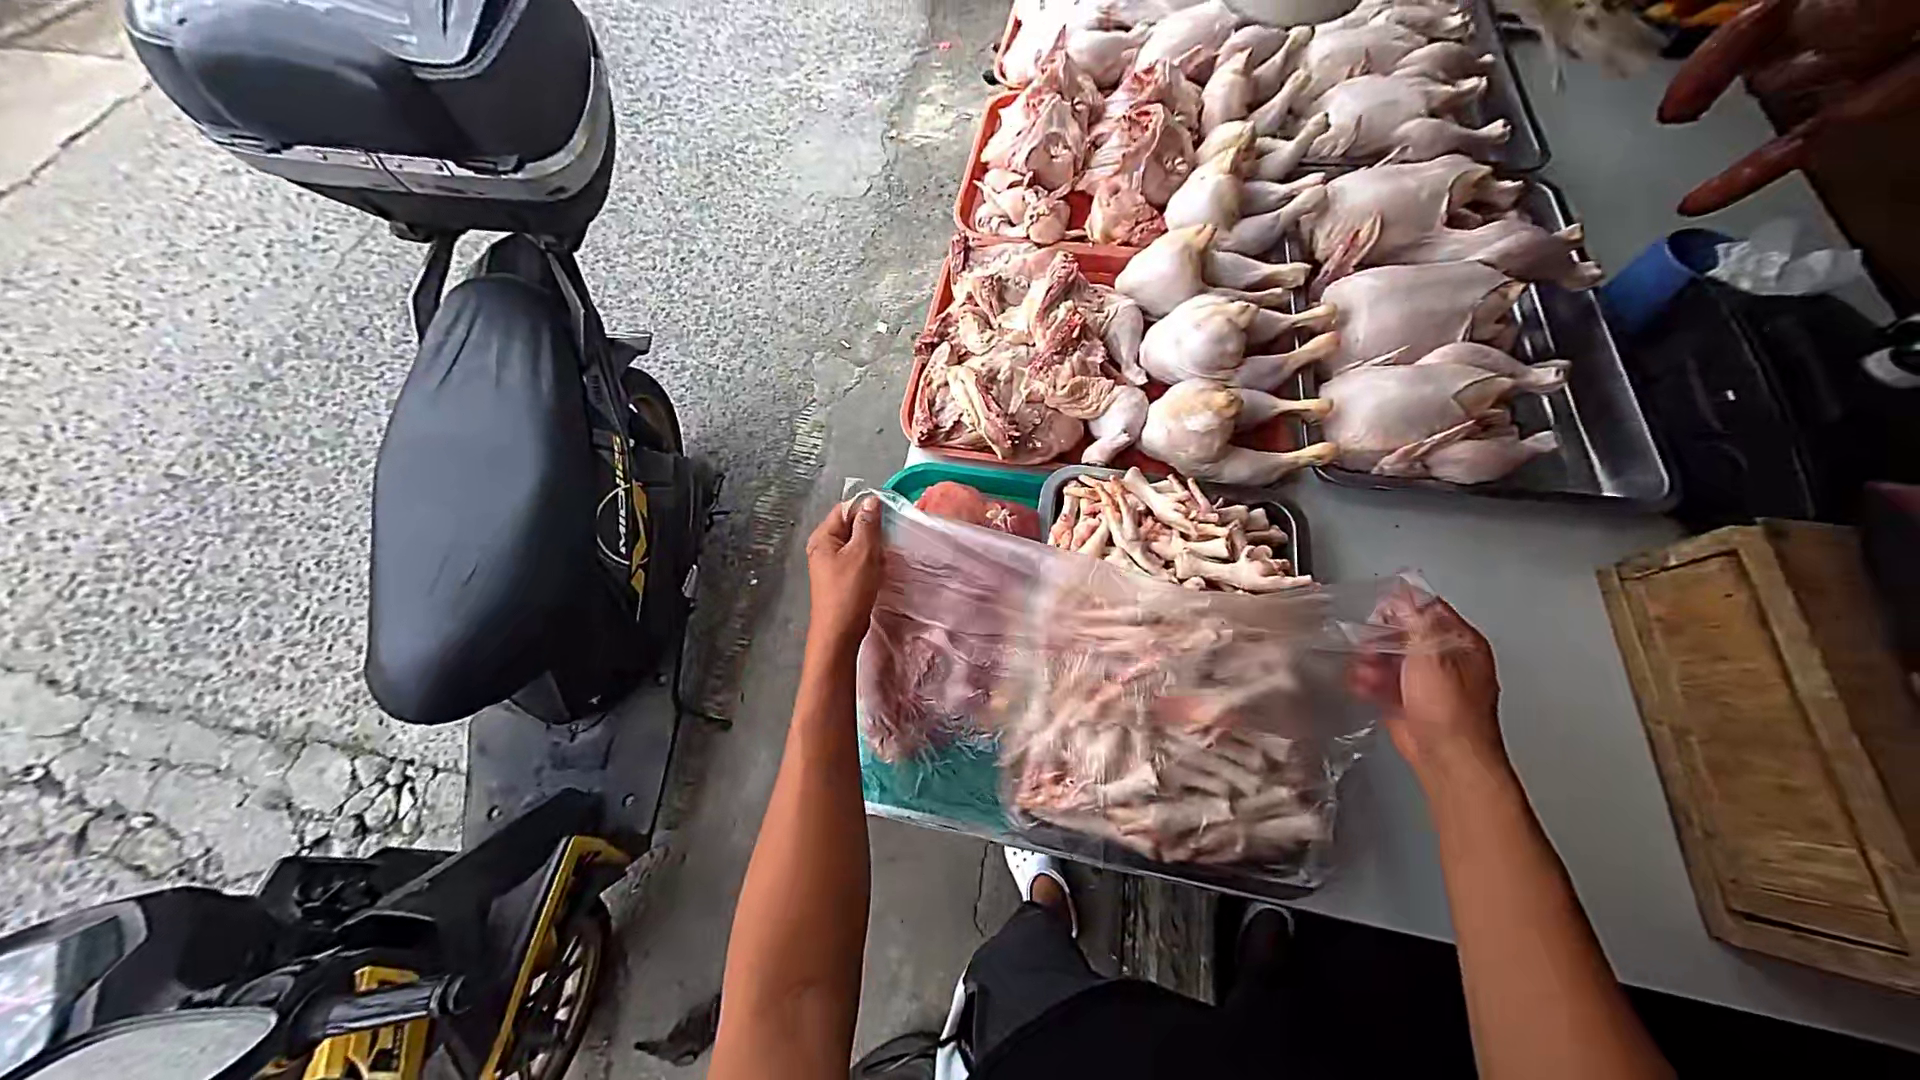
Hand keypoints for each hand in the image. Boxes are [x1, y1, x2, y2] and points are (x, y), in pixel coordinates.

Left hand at [805, 496, 882, 649]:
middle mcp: (823, 546)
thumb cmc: (849, 591)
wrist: (840, 632)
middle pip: (851, 525)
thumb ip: (867, 524)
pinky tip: (879, 569)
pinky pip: (858, 559)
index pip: (845, 508)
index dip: (866, 508)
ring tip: (884, 556)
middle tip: (889, 538)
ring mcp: (831, 563)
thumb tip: (871, 500)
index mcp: (822, 536)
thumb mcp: (862, 553)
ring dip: (873, 547)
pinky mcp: (840, 577)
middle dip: (872, 530)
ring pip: (857, 544)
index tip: (889, 514)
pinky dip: (870, 561)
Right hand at [1352, 586, 1504, 781]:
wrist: (1443, 755)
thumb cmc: (1449, 709)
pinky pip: (1380, 679)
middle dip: (1379, 639)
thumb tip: (1403, 594)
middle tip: (1368, 647)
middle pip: (1402, 633)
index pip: (1428, 610)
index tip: (1379, 612)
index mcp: (1460, 643)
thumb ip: (1416, 621)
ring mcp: (1423, 679)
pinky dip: (1368, 681)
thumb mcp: (1431, 655)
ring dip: (1370, 661)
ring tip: (1365, 672)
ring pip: (1387, 656)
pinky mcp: (1404, 697)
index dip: (1401, 607)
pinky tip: (1362, 685)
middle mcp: (1444, 658)